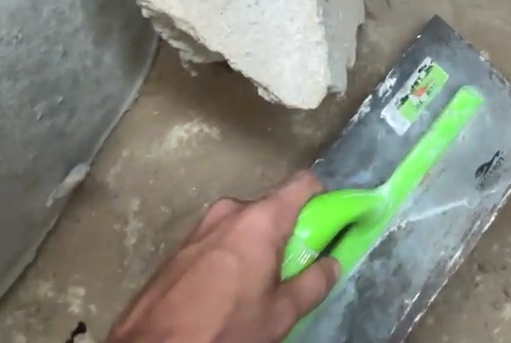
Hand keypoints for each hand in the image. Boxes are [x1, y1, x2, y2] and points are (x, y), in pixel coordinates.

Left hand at [109, 172, 338, 342]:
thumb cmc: (222, 333)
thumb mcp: (278, 316)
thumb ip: (313, 284)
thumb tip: (333, 263)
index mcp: (260, 218)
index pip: (304, 183)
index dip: (322, 199)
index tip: (327, 228)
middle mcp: (230, 211)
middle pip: (272, 208)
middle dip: (286, 233)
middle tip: (288, 272)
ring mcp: (199, 228)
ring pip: (242, 226)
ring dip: (255, 247)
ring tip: (251, 291)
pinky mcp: (177, 250)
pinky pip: (216, 242)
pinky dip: (228, 259)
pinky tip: (220, 298)